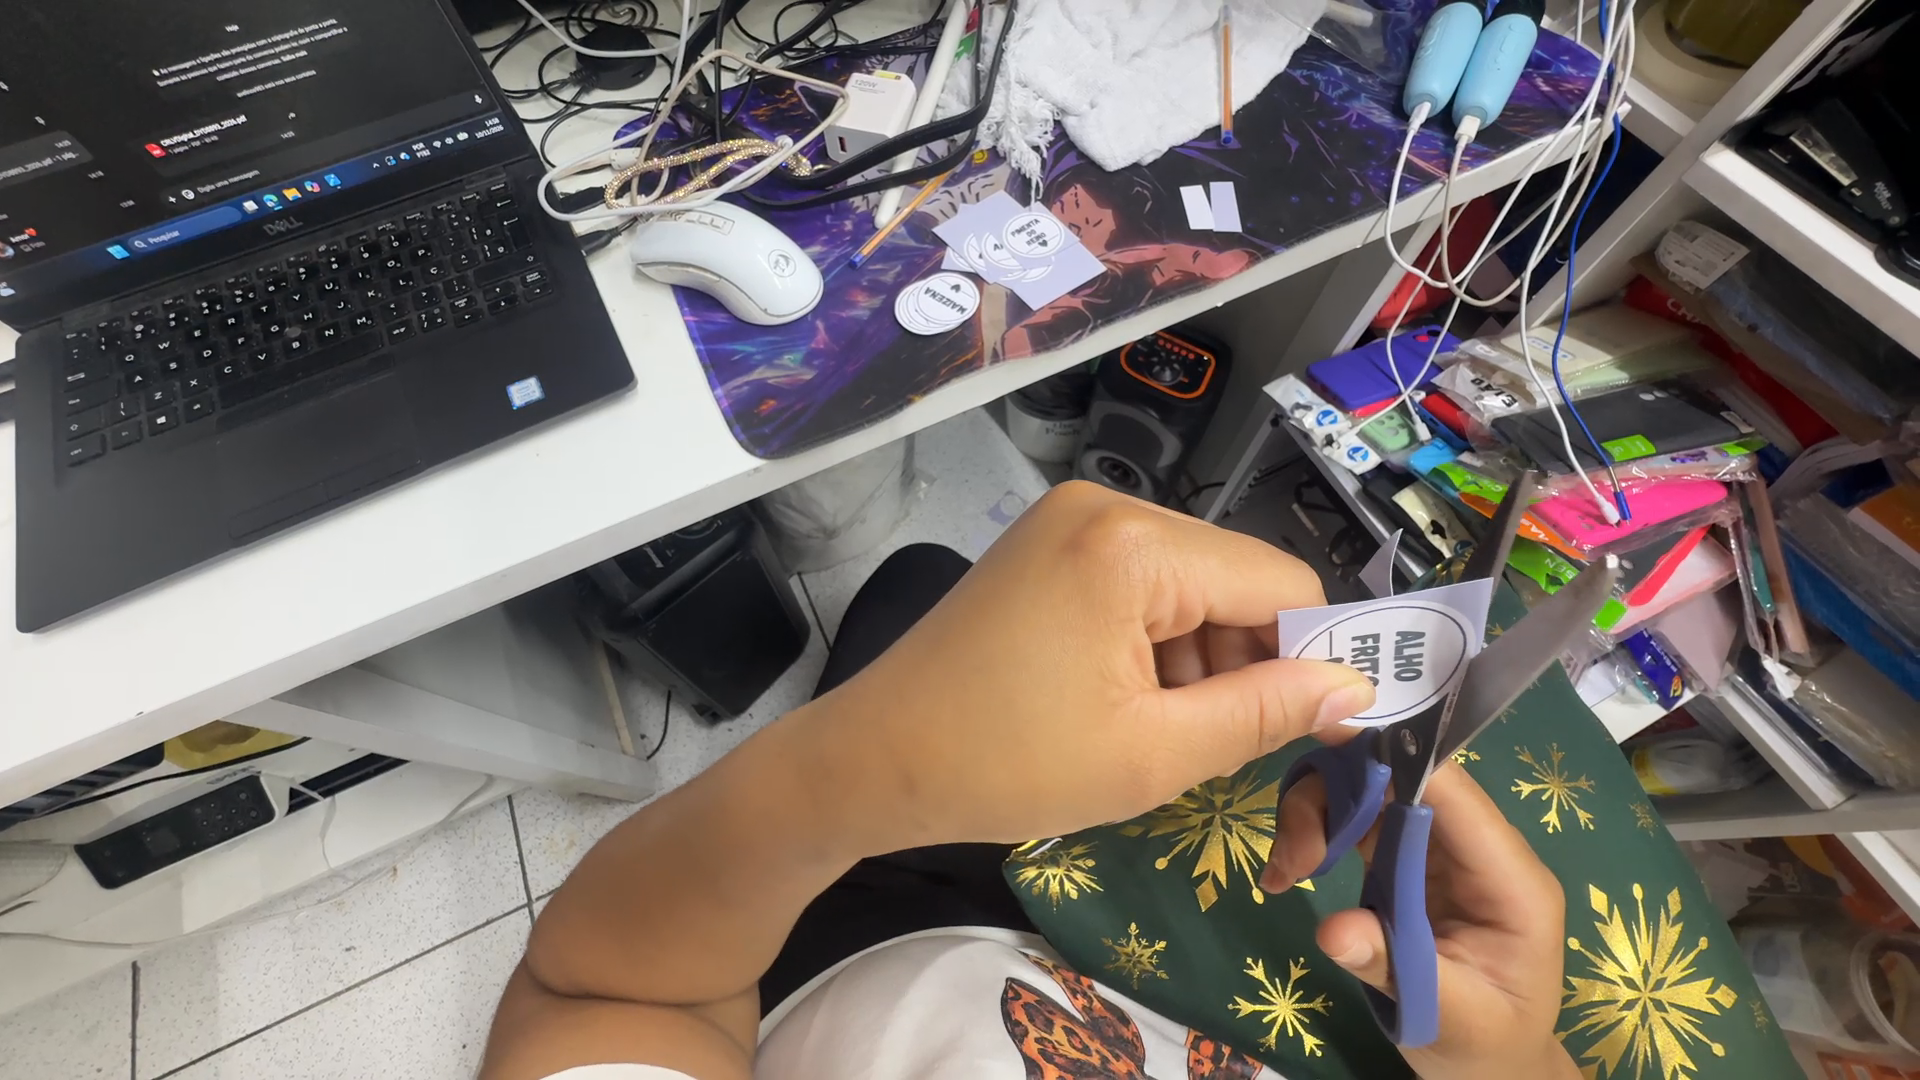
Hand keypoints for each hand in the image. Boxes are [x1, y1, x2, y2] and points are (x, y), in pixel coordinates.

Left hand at [792, 480, 1377, 853]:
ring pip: (1184, 582)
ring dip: (1194, 654)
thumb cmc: (1008, 764)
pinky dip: (1149, 638)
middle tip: (1209, 739)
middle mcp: (1104, 506)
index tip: (1312, 725)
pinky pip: (1134, 581)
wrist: (876, 757)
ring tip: (1150, 724)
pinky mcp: (1043, 543)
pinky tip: (1116, 692)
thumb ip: (1264, 712)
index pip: (1279, 581)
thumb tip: (1355, 687)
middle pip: (1230, 577)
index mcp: (1133, 544)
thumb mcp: (1152, 754)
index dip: (1311, 654)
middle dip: (1241, 658)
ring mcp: (1066, 519)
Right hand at [1262, 752, 1578, 1079]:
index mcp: (1509, 880)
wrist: (1486, 1067)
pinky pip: (1351, 812)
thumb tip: (1331, 930)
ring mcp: (1434, 844)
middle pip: (1396, 778)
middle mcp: (1473, 847)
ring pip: (1364, 787)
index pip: (1452, 794)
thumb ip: (1393, 968)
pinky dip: (1311, 828)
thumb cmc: (1486, 1048)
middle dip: (1333, 796)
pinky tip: (1286, 868)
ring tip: (1285, 870)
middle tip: (1293, 856)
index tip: (1323, 734)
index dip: (1391, 756)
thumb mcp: (1452, 1021)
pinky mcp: (1400, 850)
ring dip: (1314, 814)